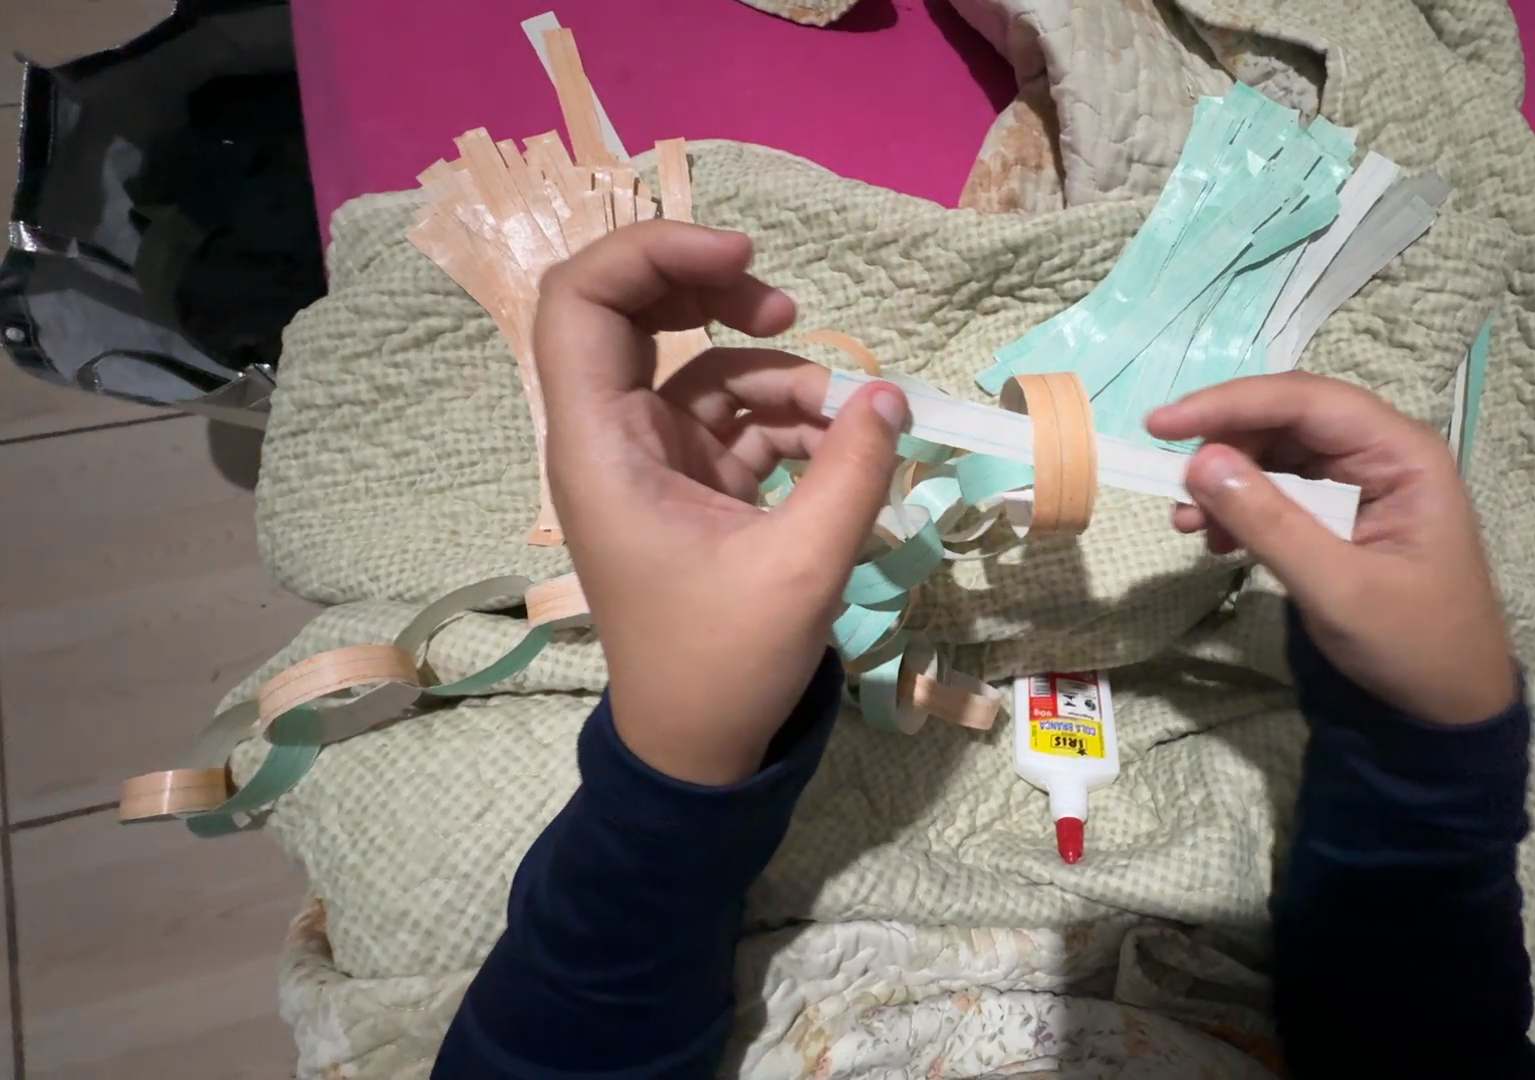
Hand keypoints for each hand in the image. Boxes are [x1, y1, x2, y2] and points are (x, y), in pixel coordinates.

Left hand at [533, 221, 908, 783]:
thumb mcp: (804, 565)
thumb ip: (853, 472)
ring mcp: (659, 463)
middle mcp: (618, 440)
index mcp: (603, 448)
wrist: (704, 743)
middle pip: (641, 320)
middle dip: (720, 301)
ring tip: (853, 420)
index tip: (747, 259)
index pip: (585, 304)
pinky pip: (745, 426)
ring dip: (785, 381)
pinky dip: (795, 426)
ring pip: (713, 376)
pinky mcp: (698, 488)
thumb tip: (891, 397)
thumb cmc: (727, 661)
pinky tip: (843, 450)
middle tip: (790, 308)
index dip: (655, 255)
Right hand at [1147, 373, 1513, 724]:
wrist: (1445, 702)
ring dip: (1223, 482)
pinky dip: (1235, 508)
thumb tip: (1199, 463)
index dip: (1230, 404)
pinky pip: (1272, 490)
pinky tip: (1215, 541)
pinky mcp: (1333, 511)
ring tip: (1188, 525)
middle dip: (1222, 447)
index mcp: (1401, 454)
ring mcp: (1355, 482)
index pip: (1305, 401)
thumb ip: (1269, 522)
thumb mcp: (1335, 587)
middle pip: (1283, 421)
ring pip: (1271, 455)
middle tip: (1174, 486)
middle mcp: (1377, 453)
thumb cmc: (1410, 643)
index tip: (1162, 425)